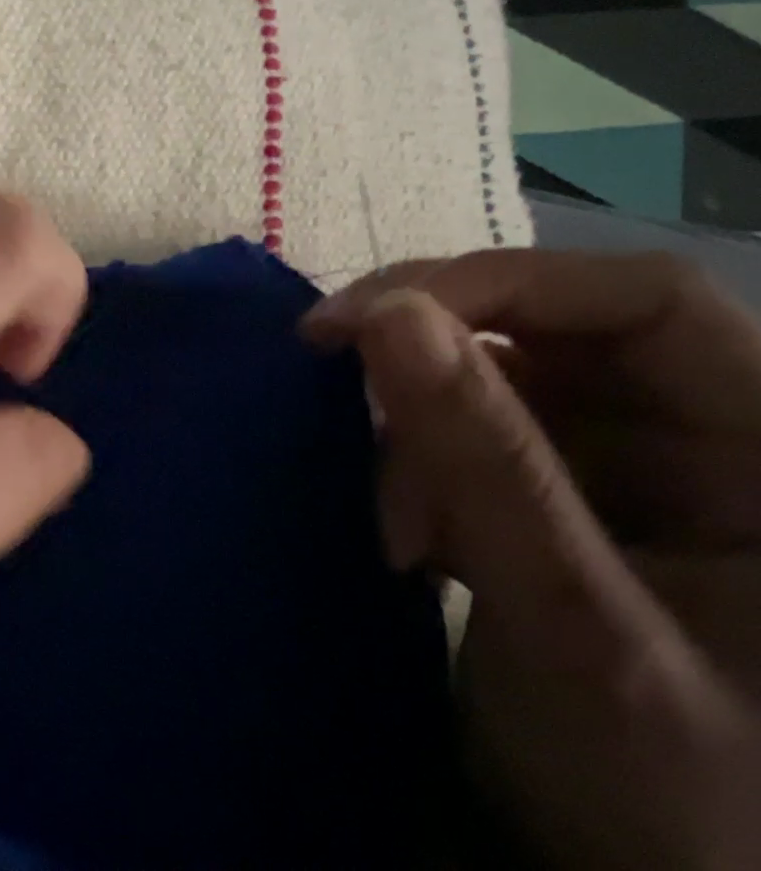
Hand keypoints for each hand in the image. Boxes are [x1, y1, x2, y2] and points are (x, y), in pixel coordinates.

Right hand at [303, 251, 760, 870]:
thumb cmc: (671, 787)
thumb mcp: (571, 621)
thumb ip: (484, 463)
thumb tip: (383, 316)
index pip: (638, 301)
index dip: (491, 283)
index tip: (350, 324)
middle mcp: (722, 446)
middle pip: (557, 342)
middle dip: (435, 382)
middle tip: (350, 435)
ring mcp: (646, 481)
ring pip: (502, 396)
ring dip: (420, 445)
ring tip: (398, 534)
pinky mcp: (578, 514)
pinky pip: (482, 451)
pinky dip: (422, 480)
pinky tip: (409, 542)